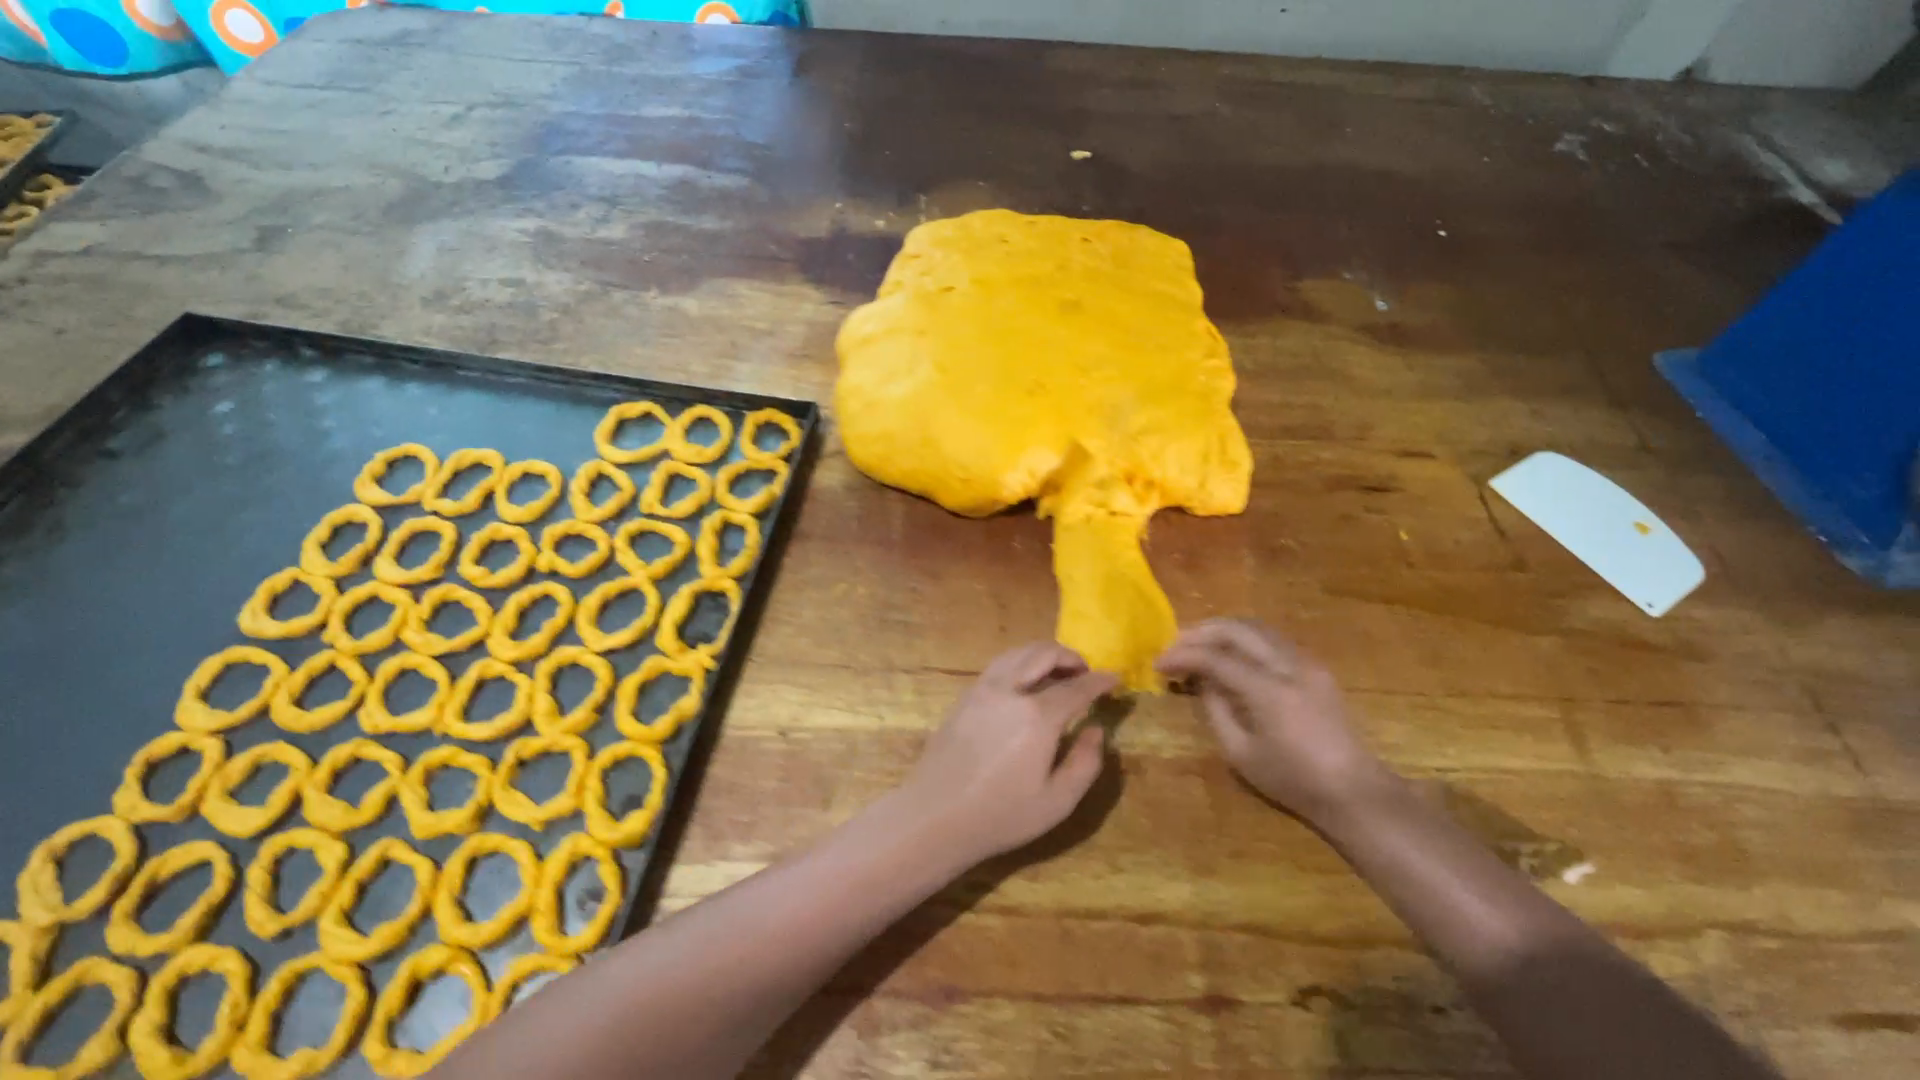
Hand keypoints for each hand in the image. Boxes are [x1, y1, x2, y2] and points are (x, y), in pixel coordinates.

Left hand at [900, 642, 1117, 863]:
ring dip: (1043, 655)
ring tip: (1057, 674)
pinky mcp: (963, 698)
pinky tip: (1026, 685)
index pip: (1076, 687)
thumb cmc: (1000, 816)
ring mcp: (981, 691)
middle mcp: (1008, 691)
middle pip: (1043, 653)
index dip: (1099, 681)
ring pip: (1017, 653)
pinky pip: (998, 666)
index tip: (1115, 679)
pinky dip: (1020, 664)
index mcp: (1036, 716)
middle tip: (1085, 673)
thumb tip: (1095, 729)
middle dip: (1070, 657)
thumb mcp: (1057, 801)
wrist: (934, 817)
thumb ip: (1085, 762)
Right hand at [1158, 619, 1390, 824]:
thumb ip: (1217, 711)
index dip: (1183, 656)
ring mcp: (1307, 663)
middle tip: (1174, 645)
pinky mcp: (1315, 668)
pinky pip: (1273, 639)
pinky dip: (1244, 639)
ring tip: (1197, 644)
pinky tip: (1229, 654)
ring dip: (1223, 631)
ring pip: (1258, 627)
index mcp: (1270, 691)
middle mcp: (1290, 666)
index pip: (1217, 658)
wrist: (1352, 790)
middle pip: (1238, 629)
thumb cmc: (1293, 781)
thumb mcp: (1241, 754)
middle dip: (1201, 632)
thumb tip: (1203, 682)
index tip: (1158, 663)